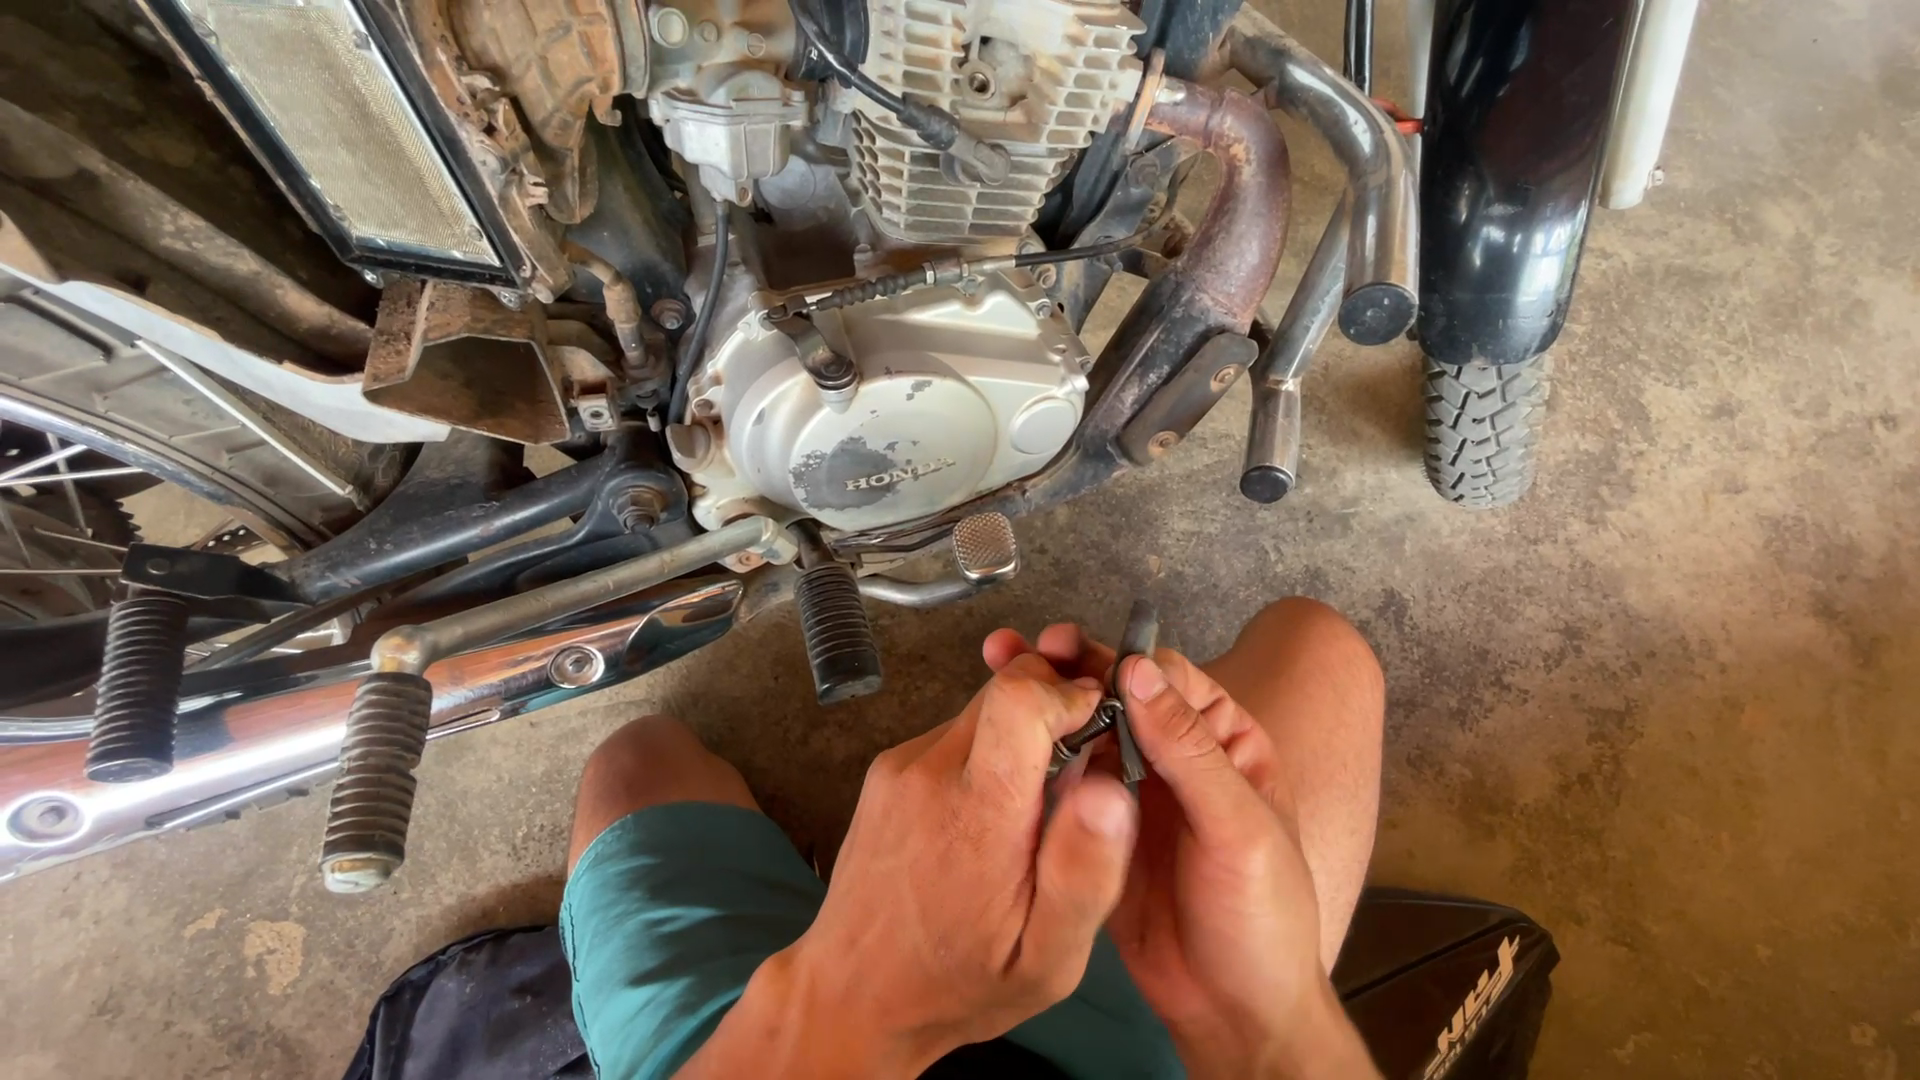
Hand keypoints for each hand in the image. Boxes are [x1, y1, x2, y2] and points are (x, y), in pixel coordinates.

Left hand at [680, 653, 1138, 1077]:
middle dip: (1052, 707)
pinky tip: (990, 808)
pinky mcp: (887, 767)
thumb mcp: (1047, 958)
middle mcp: (930, 770)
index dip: (1066, 692)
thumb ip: (1084, 871)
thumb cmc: (959, 982)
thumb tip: (1110, 786)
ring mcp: (901, 763)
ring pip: (980, 708)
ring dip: (1020, 731)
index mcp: (978, 811)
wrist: (853, 992)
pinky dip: (986, 750)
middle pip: (1003, 689)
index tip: (1095, 722)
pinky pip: (953, 733)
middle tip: (1078, 761)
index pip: (1020, 694)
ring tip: (1033, 798)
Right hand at [985, 626, 1376, 1078]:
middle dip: (1074, 669)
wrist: (1230, 1011)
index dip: (1121, 661)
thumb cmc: (1260, 916)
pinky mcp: (1101, 822)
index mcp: (1224, 741)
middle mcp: (1177, 755)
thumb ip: (1188, 749)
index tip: (1074, 652)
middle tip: (1026, 651)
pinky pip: (1069, 777)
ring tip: (1002, 674)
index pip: (1168, 679)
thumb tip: (1138, 669)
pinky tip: (1008, 735)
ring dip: (1050, 702)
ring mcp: (1135, 787)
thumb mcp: (1237, 827)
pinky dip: (1040, 752)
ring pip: (1089, 728)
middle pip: (1121, 695)